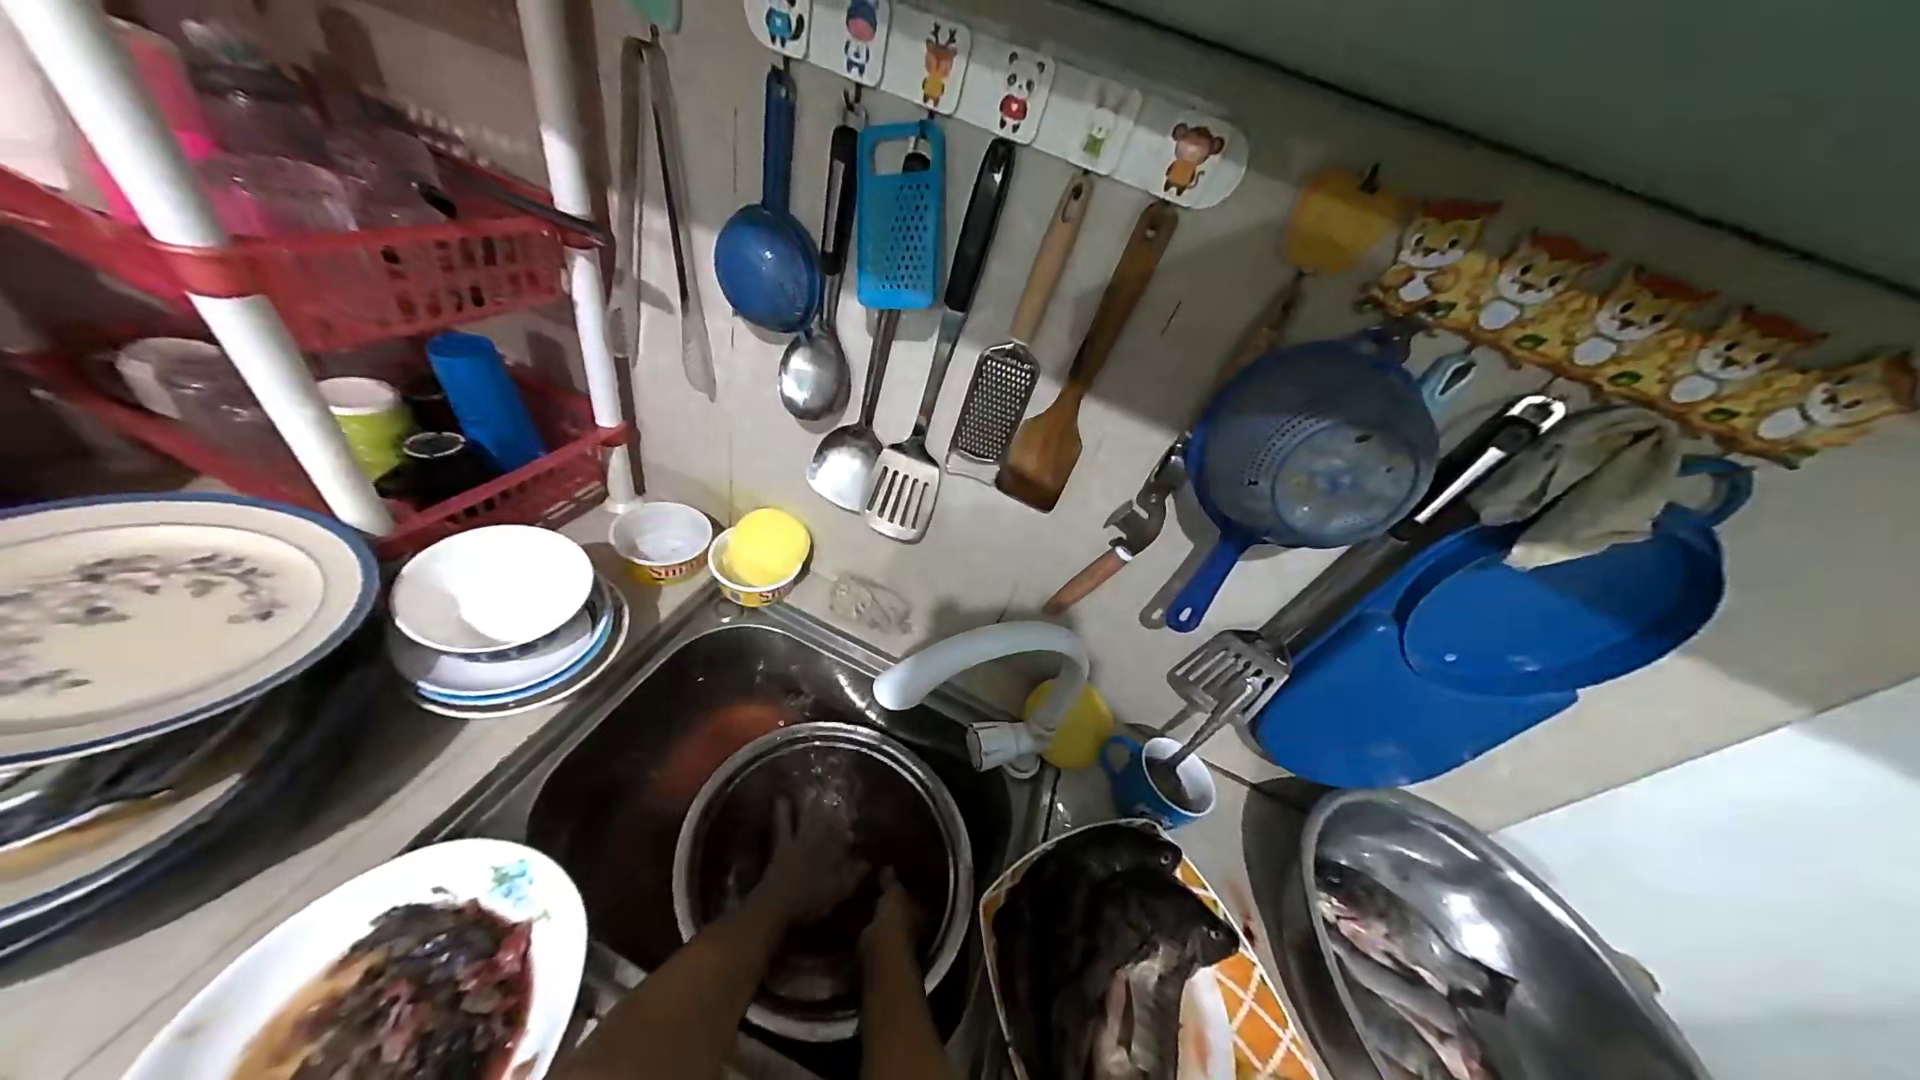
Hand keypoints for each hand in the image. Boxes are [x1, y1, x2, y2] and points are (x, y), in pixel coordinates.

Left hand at [751, 795, 867, 928]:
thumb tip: (868, 860)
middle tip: (839, 785)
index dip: (851, 817)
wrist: (777, 905)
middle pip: (828, 816)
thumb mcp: (841, 890)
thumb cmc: (812, 900)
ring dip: (811, 800)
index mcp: (834, 847)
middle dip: (835, 802)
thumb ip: (856, 873)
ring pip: (808, 813)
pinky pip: (782, 822)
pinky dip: (782, 809)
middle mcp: (818, 837)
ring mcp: (798, 838)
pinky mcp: (781, 843)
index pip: (846, 827)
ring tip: (814, 786)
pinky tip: (780, 797)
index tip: (857, 808)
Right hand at [859, 867, 920, 961]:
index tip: (898, 880)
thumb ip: (891, 880)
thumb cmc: (895, 916)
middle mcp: (914, 927)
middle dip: (895, 903)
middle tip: (881, 888)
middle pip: (905, 911)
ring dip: (883, 915)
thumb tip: (888, 867)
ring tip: (870, 900)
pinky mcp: (882, 947)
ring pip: (892, 922)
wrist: (881, 947)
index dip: (908, 890)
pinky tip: (863, 916)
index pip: (916, 898)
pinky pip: (879, 930)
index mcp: (921, 911)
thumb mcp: (893, 891)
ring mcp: (898, 939)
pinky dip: (873, 925)